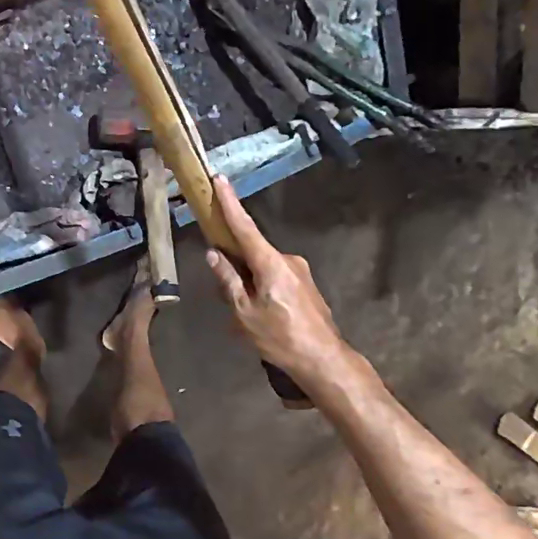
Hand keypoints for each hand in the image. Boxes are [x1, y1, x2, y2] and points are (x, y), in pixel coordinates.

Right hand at [202, 177, 352, 380]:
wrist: (323, 359)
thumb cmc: (280, 337)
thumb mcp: (246, 313)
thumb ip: (228, 282)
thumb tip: (214, 255)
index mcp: (271, 263)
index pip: (245, 227)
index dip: (230, 203)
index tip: (220, 180)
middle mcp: (288, 259)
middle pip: (252, 252)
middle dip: (235, 265)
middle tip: (224, 290)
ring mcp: (300, 271)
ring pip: (264, 268)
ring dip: (249, 283)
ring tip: (244, 316)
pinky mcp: (306, 285)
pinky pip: (276, 279)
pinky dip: (262, 290)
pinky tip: (262, 317)